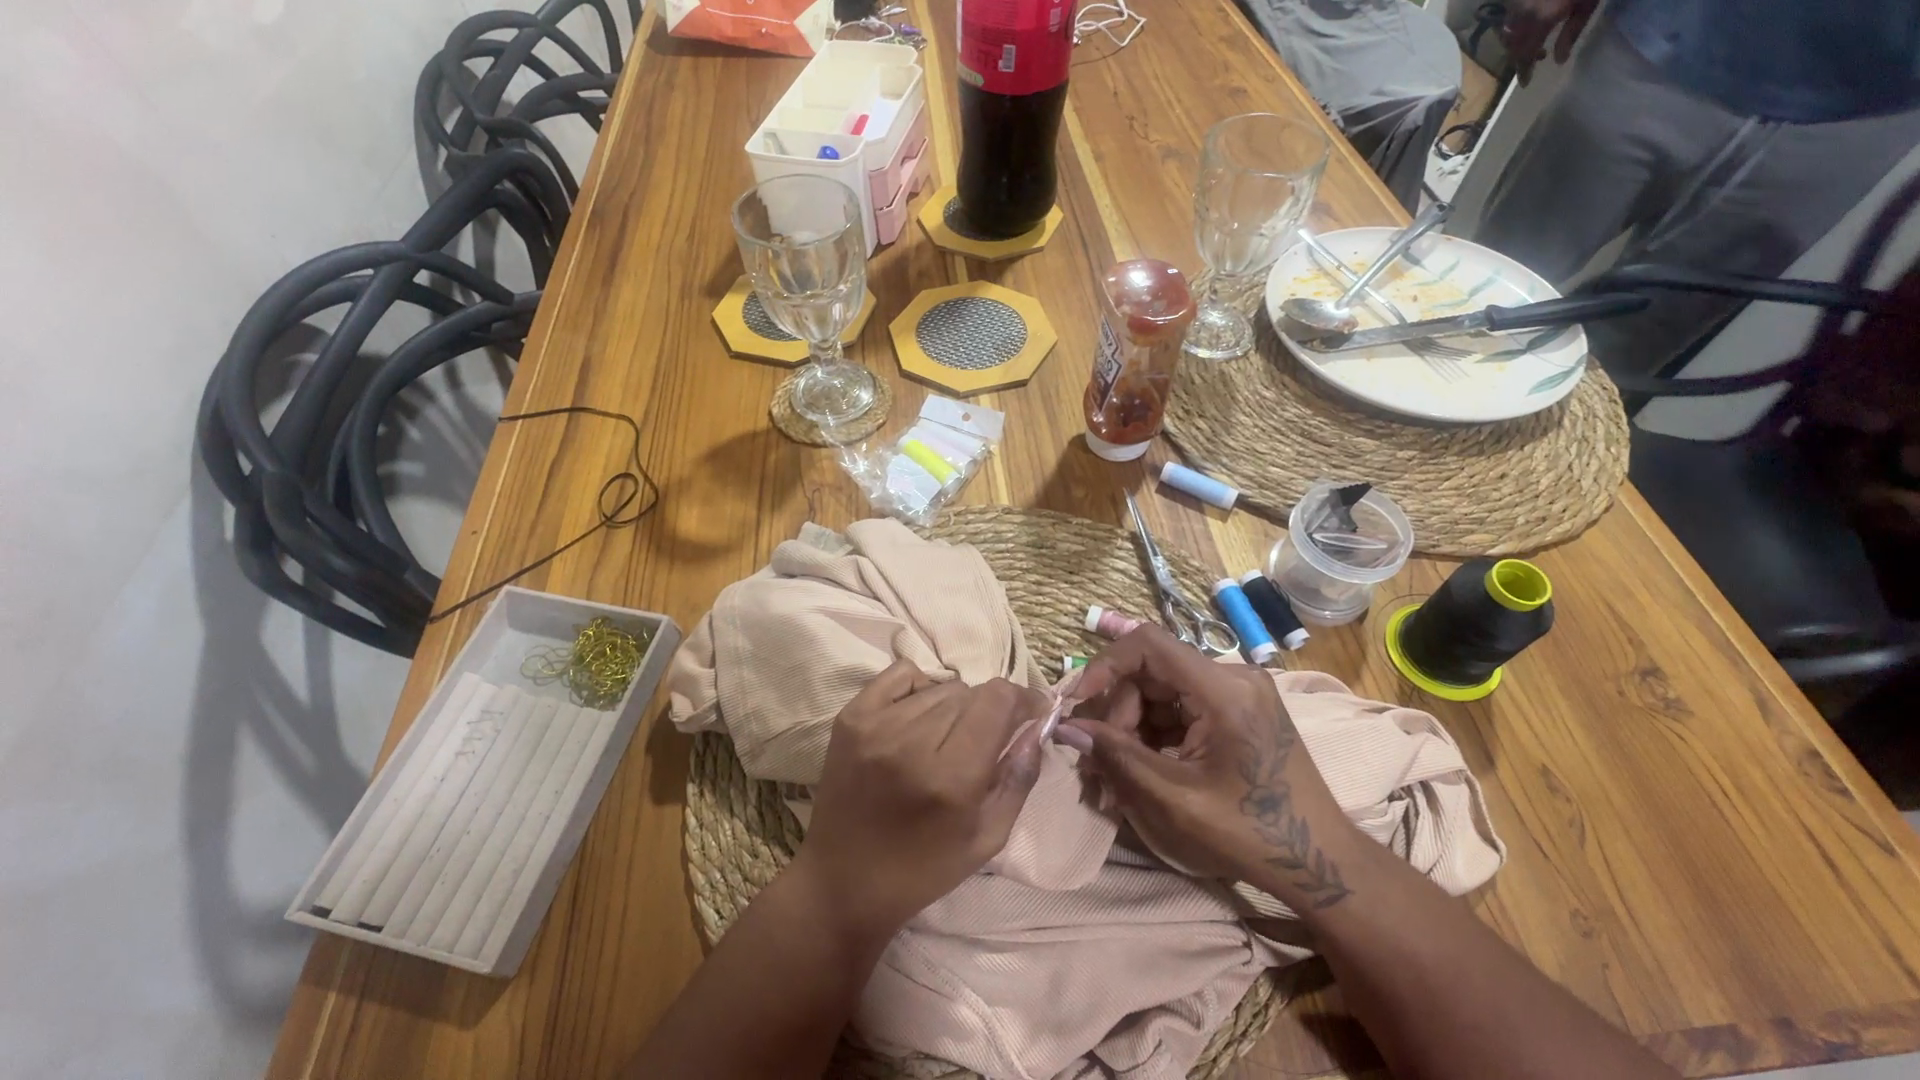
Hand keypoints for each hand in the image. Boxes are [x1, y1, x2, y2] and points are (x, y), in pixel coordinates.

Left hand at [797, 661, 1049, 933]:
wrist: (842, 883)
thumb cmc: (922, 871)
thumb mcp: (988, 839)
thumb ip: (1020, 778)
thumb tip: (1037, 727)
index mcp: (951, 778)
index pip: (999, 700)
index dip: (1024, 699)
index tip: (1033, 713)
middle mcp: (912, 742)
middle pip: (972, 692)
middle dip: (992, 710)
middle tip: (989, 738)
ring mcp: (875, 725)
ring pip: (940, 687)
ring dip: (956, 706)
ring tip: (950, 737)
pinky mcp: (850, 718)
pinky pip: (901, 675)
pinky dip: (920, 688)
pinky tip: (920, 716)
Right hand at [1058, 626, 1358, 909]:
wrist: (1317, 859)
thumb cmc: (1248, 832)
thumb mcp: (1173, 798)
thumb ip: (1116, 757)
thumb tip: (1066, 728)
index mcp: (1224, 690)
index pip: (1149, 644)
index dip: (1105, 666)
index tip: (1078, 705)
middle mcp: (1233, 678)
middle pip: (1152, 672)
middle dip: (1118, 713)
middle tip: (1100, 762)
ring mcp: (1238, 693)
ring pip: (1162, 692)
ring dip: (1133, 729)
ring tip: (1117, 778)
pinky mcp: (1238, 711)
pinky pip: (1181, 708)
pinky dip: (1156, 736)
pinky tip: (1144, 771)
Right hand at [1501, 0, 1599, 84]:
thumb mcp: (1587, 6)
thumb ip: (1571, 33)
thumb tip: (1558, 60)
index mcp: (1540, 21)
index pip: (1525, 54)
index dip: (1524, 70)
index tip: (1526, 81)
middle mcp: (1522, 15)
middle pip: (1512, 45)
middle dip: (1519, 56)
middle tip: (1532, 62)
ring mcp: (1516, 4)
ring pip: (1507, 32)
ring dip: (1516, 42)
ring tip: (1531, 44)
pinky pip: (1510, 18)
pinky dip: (1515, 28)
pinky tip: (1527, 27)